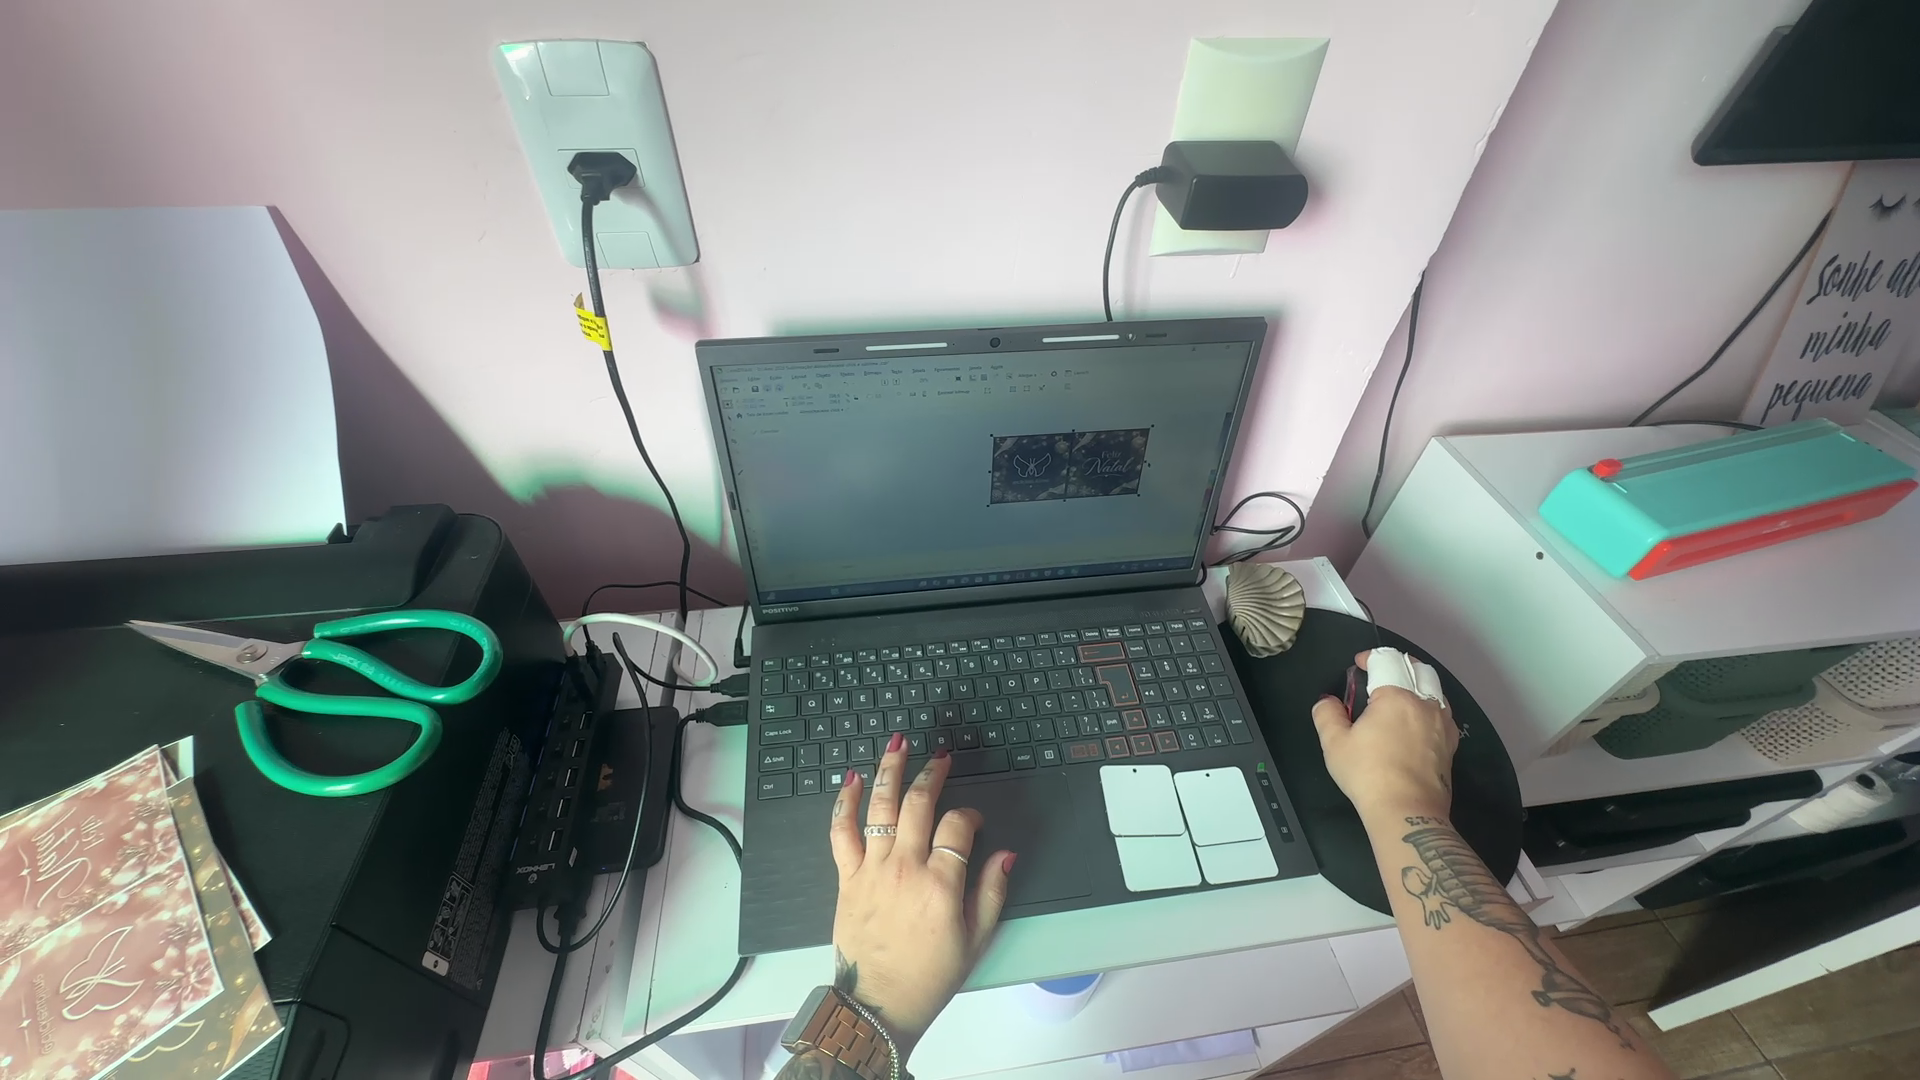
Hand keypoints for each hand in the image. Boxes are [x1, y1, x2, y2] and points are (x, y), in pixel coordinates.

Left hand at [826, 736, 1015, 1056]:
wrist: (879, 1004)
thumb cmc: (930, 974)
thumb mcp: (976, 940)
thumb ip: (993, 892)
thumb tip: (1006, 854)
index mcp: (940, 884)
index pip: (958, 827)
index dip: (971, 816)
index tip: (974, 820)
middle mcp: (905, 868)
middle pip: (918, 804)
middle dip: (932, 774)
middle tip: (941, 757)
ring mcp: (872, 869)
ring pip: (881, 807)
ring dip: (890, 770)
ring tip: (899, 743)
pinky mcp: (847, 876)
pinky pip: (842, 832)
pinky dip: (845, 803)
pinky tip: (851, 779)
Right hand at [1311, 650, 1458, 824]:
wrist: (1407, 811)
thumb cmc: (1369, 774)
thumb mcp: (1333, 742)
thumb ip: (1327, 713)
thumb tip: (1327, 702)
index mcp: (1397, 697)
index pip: (1386, 660)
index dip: (1369, 657)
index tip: (1359, 663)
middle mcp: (1426, 704)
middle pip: (1418, 668)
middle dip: (1397, 663)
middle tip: (1379, 671)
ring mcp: (1444, 724)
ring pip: (1435, 688)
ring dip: (1416, 682)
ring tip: (1397, 693)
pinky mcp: (1451, 744)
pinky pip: (1441, 711)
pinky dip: (1427, 704)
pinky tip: (1413, 718)